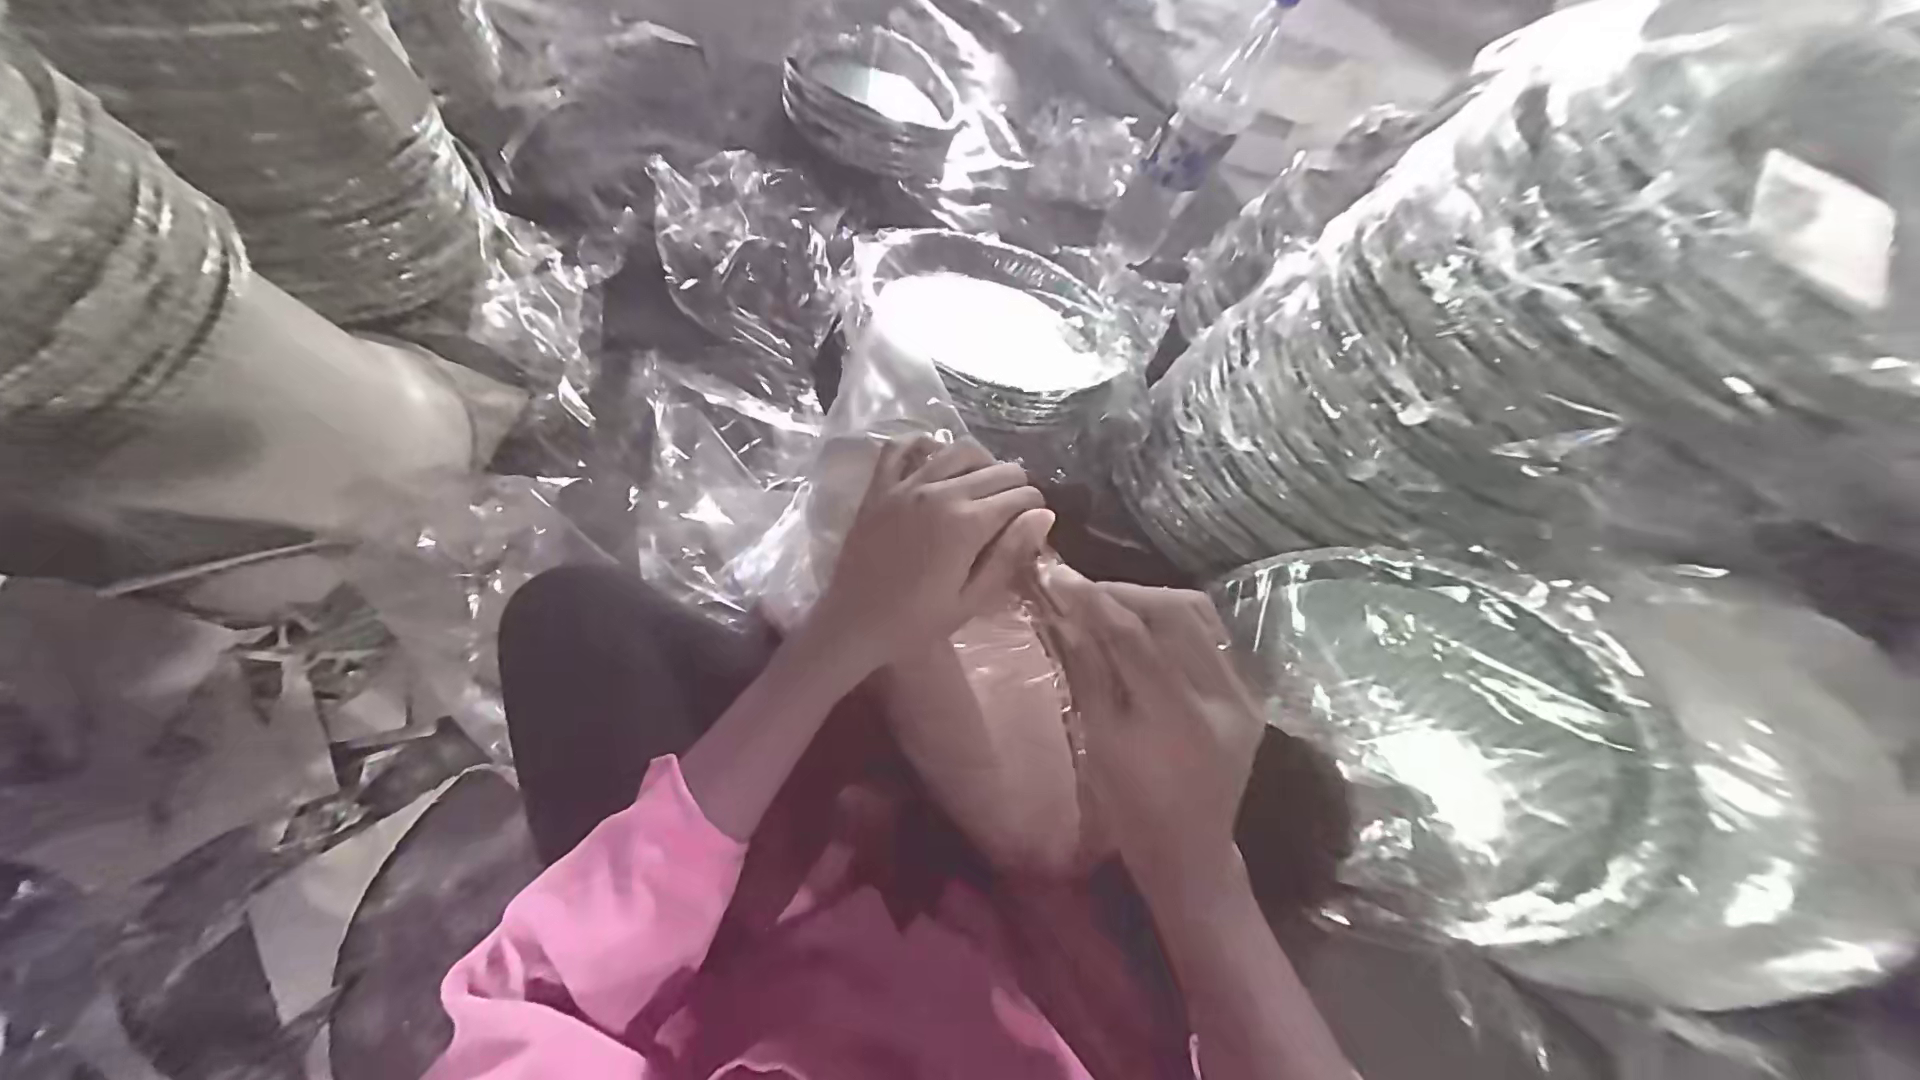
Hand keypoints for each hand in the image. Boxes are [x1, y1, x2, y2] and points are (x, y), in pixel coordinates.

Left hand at [810, 436, 1053, 675]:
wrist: (854, 623)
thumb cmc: (916, 622)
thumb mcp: (972, 600)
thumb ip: (1009, 554)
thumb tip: (1043, 515)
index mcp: (967, 523)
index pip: (1021, 495)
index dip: (1035, 507)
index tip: (1031, 525)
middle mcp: (940, 492)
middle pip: (997, 468)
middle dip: (1016, 486)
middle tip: (1012, 511)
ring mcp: (906, 484)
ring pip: (958, 448)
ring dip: (981, 462)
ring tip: (981, 486)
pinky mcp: (879, 486)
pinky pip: (902, 446)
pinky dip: (924, 446)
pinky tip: (934, 462)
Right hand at [1037, 567, 1264, 900]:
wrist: (1191, 849)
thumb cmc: (1132, 808)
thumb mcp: (1099, 740)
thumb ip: (1086, 670)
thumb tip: (1062, 613)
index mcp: (1182, 722)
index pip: (1134, 638)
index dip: (1093, 601)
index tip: (1058, 576)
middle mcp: (1225, 698)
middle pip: (1175, 613)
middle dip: (1122, 592)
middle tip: (1081, 590)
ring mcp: (1244, 693)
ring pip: (1198, 614)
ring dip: (1148, 597)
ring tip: (1109, 601)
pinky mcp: (1249, 691)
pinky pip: (1211, 632)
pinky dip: (1173, 615)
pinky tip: (1144, 619)